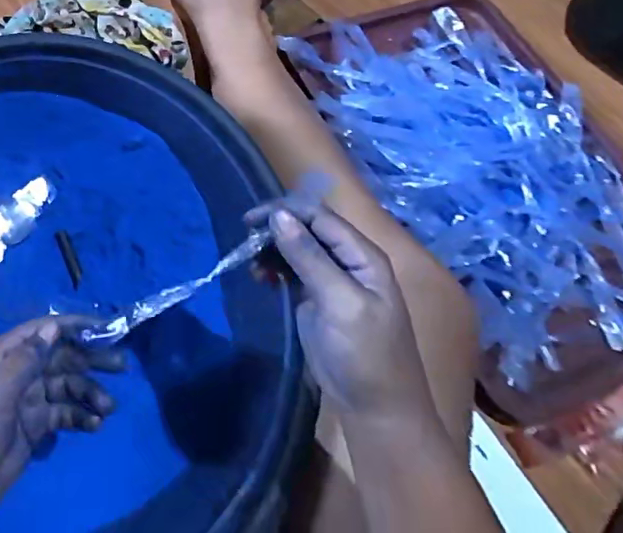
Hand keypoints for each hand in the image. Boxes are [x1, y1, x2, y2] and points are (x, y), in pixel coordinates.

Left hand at [0, 316, 124, 529]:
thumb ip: (28, 357)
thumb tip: (53, 327)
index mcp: (5, 354)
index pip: (44, 330)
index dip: (73, 326)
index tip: (106, 327)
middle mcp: (18, 371)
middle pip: (60, 357)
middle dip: (89, 358)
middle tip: (121, 364)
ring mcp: (27, 400)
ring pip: (65, 387)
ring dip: (88, 392)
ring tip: (108, 407)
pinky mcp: (34, 428)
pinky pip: (63, 414)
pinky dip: (80, 416)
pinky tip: (95, 425)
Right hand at [248, 199, 435, 422]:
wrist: (376, 411)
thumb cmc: (365, 355)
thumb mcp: (339, 302)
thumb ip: (309, 257)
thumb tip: (278, 216)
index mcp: (363, 256)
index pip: (319, 216)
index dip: (284, 211)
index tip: (250, 221)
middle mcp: (348, 261)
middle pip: (305, 227)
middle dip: (274, 229)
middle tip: (246, 243)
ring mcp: (331, 279)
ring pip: (295, 246)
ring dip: (270, 249)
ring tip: (252, 266)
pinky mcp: (316, 298)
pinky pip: (291, 269)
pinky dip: (273, 267)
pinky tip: (260, 278)